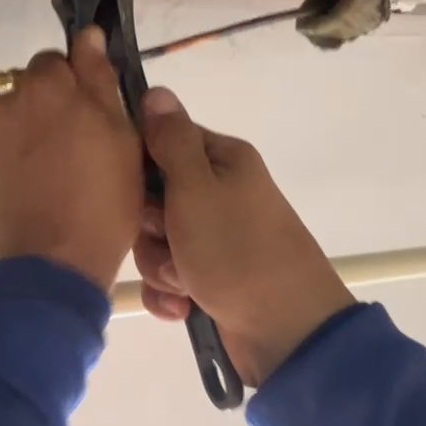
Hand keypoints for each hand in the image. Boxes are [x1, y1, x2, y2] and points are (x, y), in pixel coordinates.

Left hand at [0, 27, 143, 290]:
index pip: (62, 58)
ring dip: (47, 129)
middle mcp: (8, 102)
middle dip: (63, 102)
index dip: (85, 79)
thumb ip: (99, 78)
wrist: (51, 265)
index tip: (104, 108)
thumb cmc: (102, 197)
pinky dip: (33, 155)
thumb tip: (88, 35)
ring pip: (27, 117)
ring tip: (76, 168)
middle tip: (97, 141)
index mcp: (42, 84)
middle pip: (39, 86)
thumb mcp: (120, 132)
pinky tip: (55, 185)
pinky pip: (16, 147)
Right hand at [132, 88, 354, 384]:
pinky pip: (169, 276)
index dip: (140, 167)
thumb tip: (157, 90)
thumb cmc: (237, 250)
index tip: (139, 191)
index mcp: (222, 161)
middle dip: (149, 226)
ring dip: (161, 264)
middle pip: (153, 196)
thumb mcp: (196, 188)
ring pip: (156, 240)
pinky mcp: (211, 278)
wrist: (286, 334)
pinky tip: (184, 306)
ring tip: (185, 281)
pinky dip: (171, 292)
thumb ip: (172, 140)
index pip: (162, 142)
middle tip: (166, 237)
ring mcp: (216, 239)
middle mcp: (220, 194)